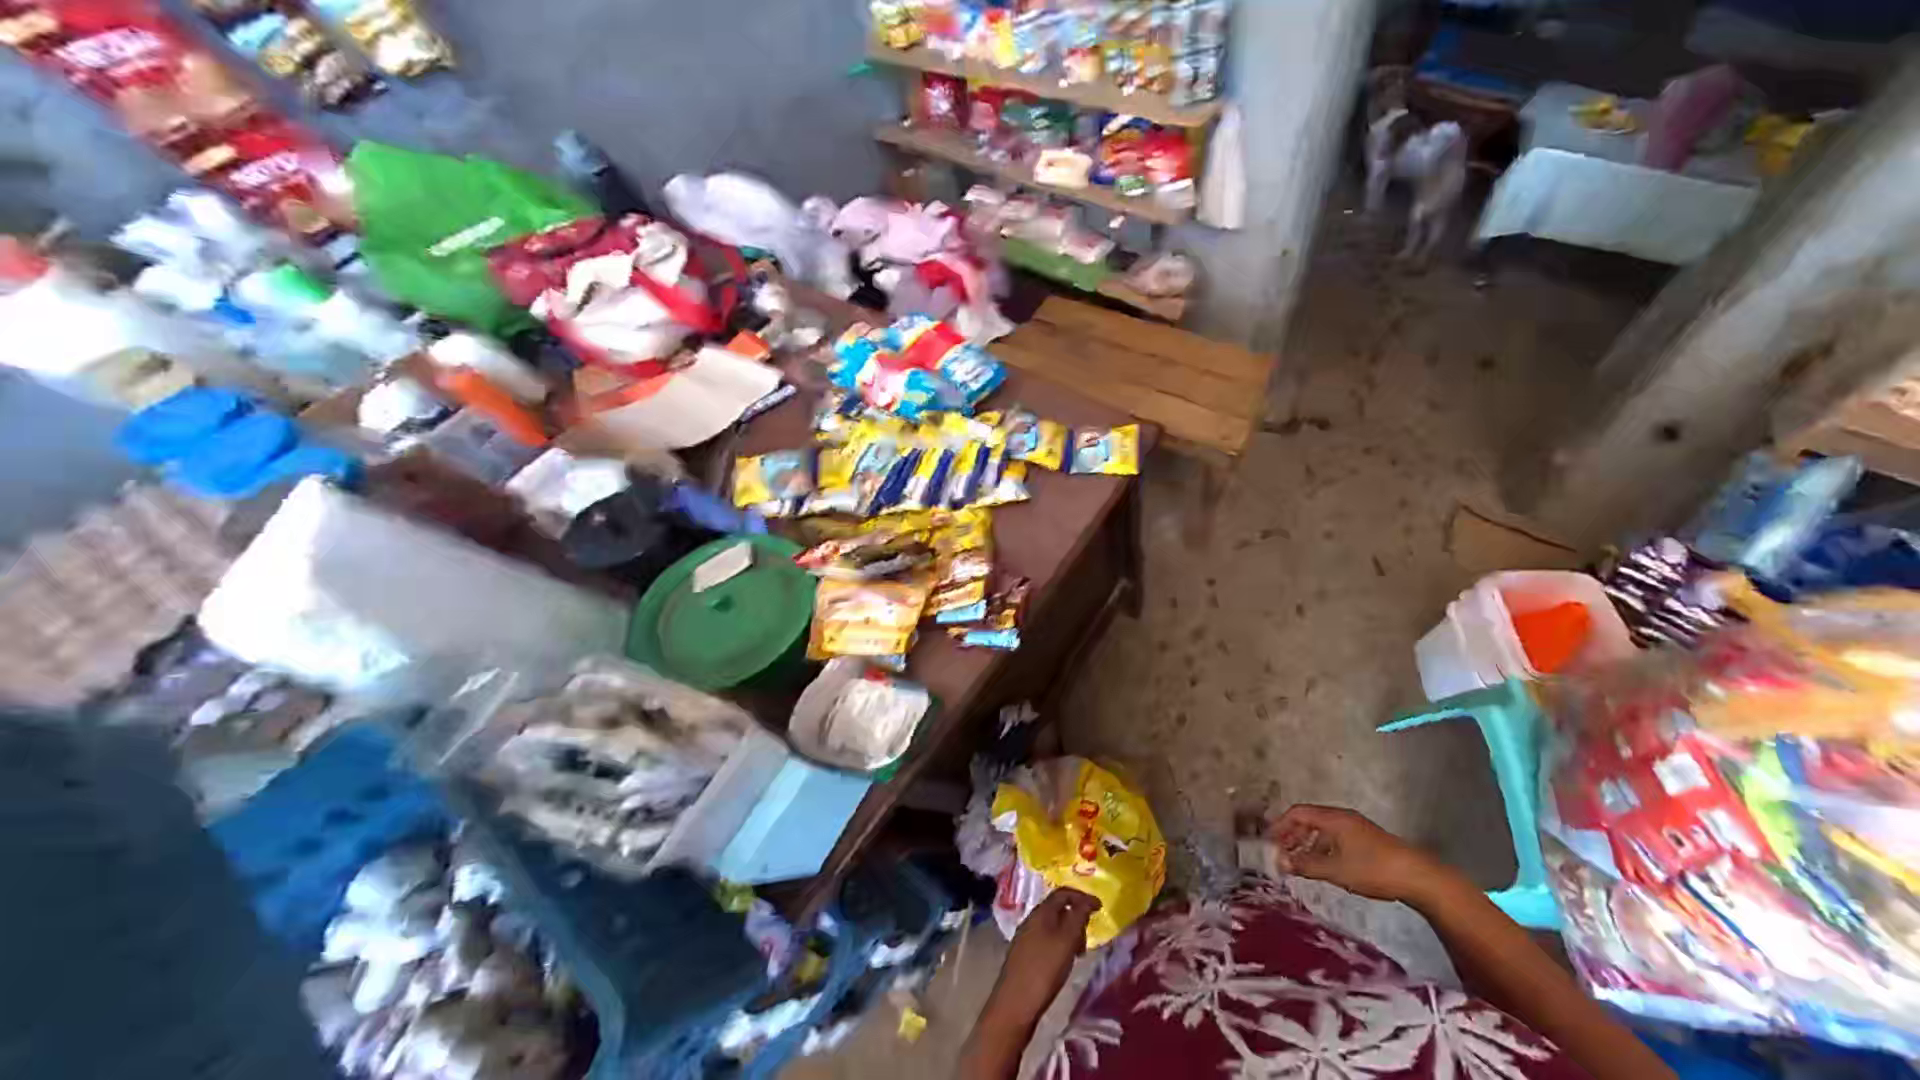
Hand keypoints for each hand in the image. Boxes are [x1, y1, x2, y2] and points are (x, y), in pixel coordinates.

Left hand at [995, 888, 1100, 1017]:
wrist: (1015, 1002)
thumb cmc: (1044, 968)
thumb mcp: (1066, 940)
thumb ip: (1078, 917)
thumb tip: (1087, 900)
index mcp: (1041, 912)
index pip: (1063, 893)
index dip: (1082, 897)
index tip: (1100, 908)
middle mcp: (1031, 919)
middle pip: (1058, 909)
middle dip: (1077, 918)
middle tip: (1088, 938)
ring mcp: (1025, 936)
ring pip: (1053, 926)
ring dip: (1069, 934)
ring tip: (1078, 954)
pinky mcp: (1024, 953)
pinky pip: (1046, 939)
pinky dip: (1060, 945)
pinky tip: (1064, 962)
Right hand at [1272, 804, 1454, 904]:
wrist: (1420, 878)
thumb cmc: (1373, 869)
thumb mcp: (1335, 870)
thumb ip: (1305, 865)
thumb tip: (1280, 862)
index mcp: (1333, 818)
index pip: (1298, 813)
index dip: (1280, 825)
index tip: (1268, 841)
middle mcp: (1343, 818)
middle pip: (1309, 819)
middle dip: (1291, 834)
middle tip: (1279, 851)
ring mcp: (1356, 828)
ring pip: (1322, 830)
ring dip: (1306, 843)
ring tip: (1297, 861)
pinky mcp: (1366, 841)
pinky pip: (1335, 838)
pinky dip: (1322, 848)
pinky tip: (1322, 866)